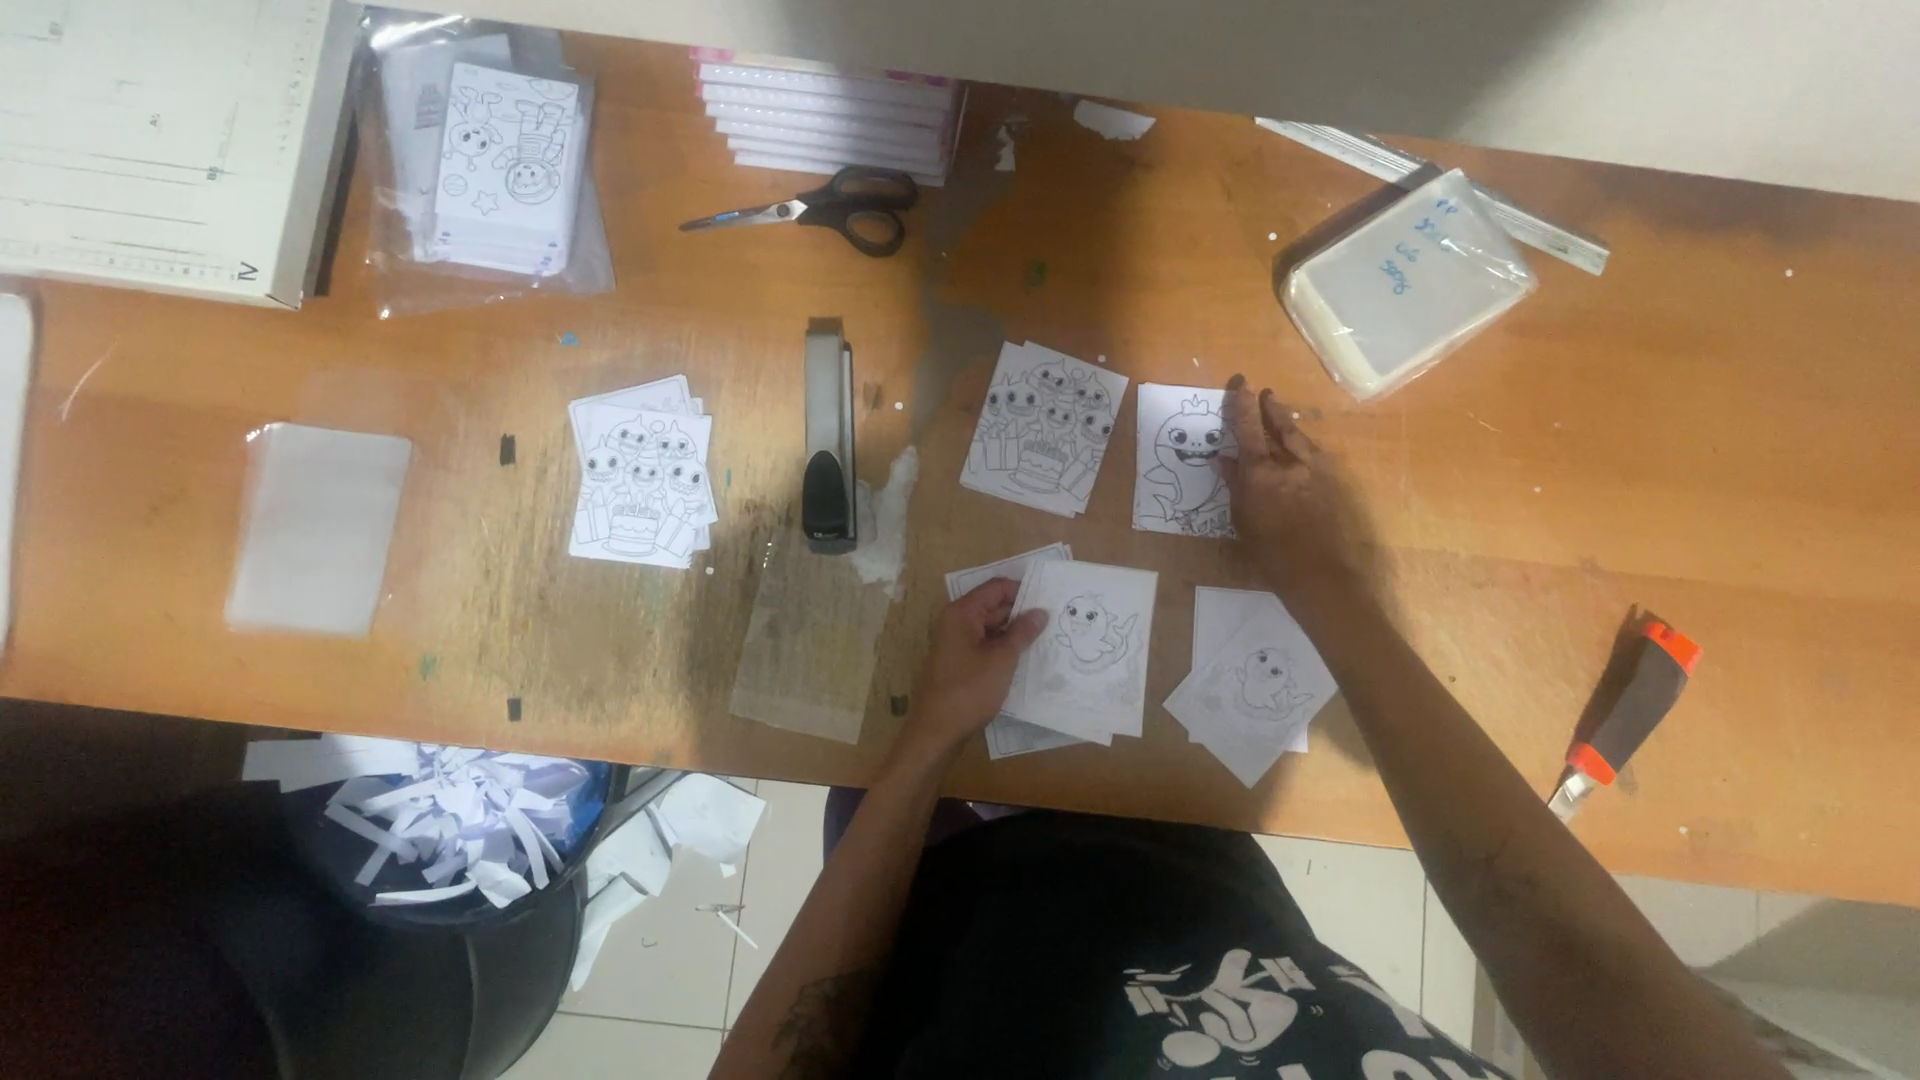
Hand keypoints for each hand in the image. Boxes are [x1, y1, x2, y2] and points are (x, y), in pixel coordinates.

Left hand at [902, 578, 1047, 756]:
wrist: (936, 731)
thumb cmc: (968, 690)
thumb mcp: (1002, 659)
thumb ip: (1022, 632)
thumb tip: (1040, 612)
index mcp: (962, 613)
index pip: (996, 588)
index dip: (1023, 591)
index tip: (1050, 601)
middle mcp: (956, 622)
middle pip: (993, 606)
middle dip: (1022, 612)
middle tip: (1055, 620)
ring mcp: (957, 643)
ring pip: (991, 627)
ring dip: (1015, 632)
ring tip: (1047, 637)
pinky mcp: (960, 662)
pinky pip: (985, 645)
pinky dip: (1004, 647)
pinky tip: (1026, 656)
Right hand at [1217, 375, 1373, 602]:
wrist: (1322, 575)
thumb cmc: (1271, 554)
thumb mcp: (1242, 520)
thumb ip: (1234, 485)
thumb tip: (1224, 460)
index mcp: (1260, 472)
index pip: (1248, 428)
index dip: (1242, 403)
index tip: (1240, 383)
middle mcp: (1290, 463)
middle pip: (1279, 426)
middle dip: (1269, 408)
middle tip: (1264, 392)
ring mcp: (1317, 470)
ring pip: (1300, 438)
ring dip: (1287, 423)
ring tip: (1280, 411)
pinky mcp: (1335, 482)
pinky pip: (1315, 455)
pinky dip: (1303, 446)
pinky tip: (1302, 449)